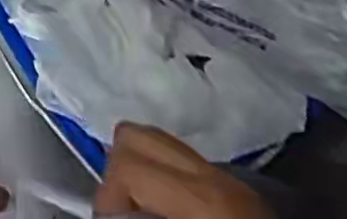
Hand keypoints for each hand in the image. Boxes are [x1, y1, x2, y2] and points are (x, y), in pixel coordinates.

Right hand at [93, 124, 274, 218]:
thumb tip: (108, 215)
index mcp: (203, 199)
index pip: (126, 166)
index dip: (107, 195)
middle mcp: (213, 175)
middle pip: (134, 135)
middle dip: (117, 169)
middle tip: (122, 209)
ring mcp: (228, 177)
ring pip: (156, 138)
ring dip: (138, 165)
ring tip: (142, 204)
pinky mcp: (238, 187)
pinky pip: (181, 158)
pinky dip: (163, 172)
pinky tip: (169, 205)